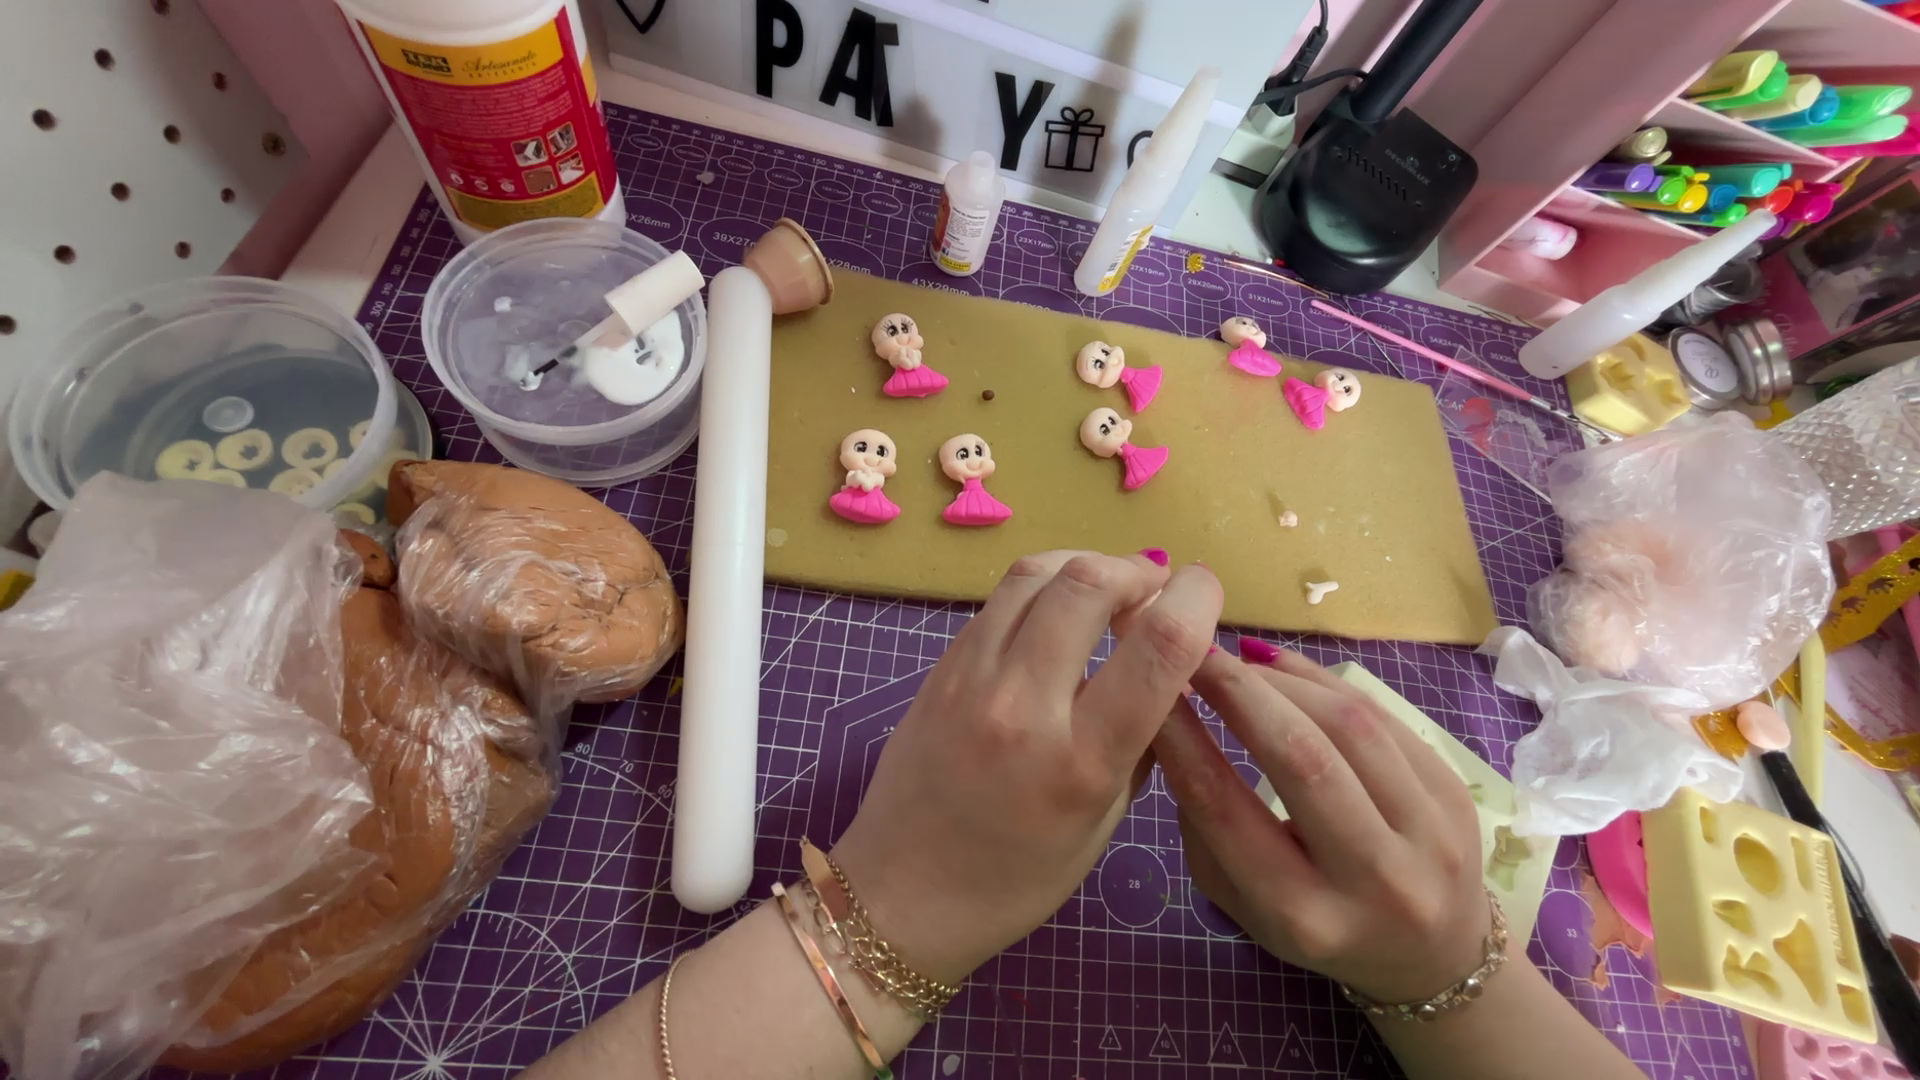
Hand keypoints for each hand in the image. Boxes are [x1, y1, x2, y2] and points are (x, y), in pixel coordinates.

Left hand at [829, 551, 1221, 983]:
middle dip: (1136, 569)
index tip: (1204, 587)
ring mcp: (971, 678)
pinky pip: (999, 599)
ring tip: (1109, 581)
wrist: (902, 889)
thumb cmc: (1016, 876)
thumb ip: (1142, 739)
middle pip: (1089, 584)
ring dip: (1086, 562)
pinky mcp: (940, 667)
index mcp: (1081, 762)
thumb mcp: (1103, 822)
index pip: (1158, 648)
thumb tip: (1169, 667)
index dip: (1195, 598)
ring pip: (1036, 574)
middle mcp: (1023, 705)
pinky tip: (1058, 601)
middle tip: (1153, 584)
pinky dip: (1042, 583)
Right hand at [1154, 644, 1492, 1004]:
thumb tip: (1174, 722)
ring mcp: (1430, 835)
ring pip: (1348, 726)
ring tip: (1234, 660)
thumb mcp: (1236, 898)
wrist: (1431, 956)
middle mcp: (1374, 880)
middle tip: (1192, 653)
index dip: (1179, 738)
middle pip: (1300, 758)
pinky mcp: (1458, 795)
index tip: (1151, 692)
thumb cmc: (1310, 923)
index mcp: (1302, 914)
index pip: (1223, 806)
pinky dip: (1322, 682)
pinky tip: (1279, 669)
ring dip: (1279, 680)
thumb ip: (1199, 823)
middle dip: (1236, 690)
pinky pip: (1383, 716)